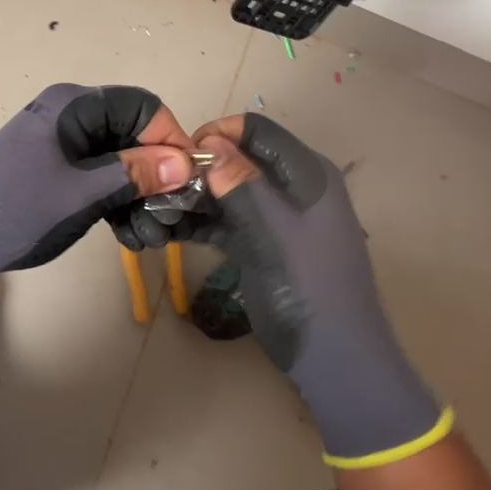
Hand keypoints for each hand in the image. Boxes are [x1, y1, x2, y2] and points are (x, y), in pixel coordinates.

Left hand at [0, 84, 193, 305]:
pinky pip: (100, 171)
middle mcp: (69, 112)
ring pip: (120, 156)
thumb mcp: (81, 195)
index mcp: (72, 105)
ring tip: (145, 234)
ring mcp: (61, 139)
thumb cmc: (14, 211)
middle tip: (166, 217)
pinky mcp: (55, 164)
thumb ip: (134, 174)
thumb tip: (185, 162)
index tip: (186, 181)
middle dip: (156, 173)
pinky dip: (117, 196)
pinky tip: (125, 230)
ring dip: (139, 192)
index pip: (142, 106)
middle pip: (133, 132)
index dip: (170, 139)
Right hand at [191, 113, 446, 467]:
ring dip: (195, 197)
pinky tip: (166, 229)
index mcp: (307, 174)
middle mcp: (292, 188)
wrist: (335, 358)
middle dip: (201, 168)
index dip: (219, 133)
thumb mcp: (273, 230)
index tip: (181, 154)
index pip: (258, 131)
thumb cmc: (309, 286)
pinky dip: (201, 223)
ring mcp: (277, 219)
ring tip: (155, 208)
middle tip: (161, 184)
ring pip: (230, 192)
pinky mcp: (262, 245)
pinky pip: (228, 222)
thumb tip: (210, 142)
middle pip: (240, 160)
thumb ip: (242, 183)